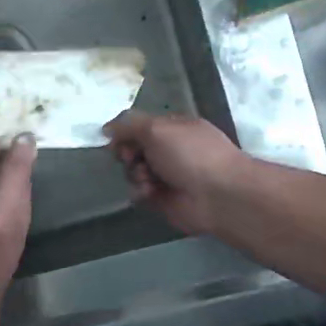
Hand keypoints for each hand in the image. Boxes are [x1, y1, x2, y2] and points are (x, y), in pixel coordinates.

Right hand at [104, 111, 251, 235]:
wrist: (218, 195)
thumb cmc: (191, 154)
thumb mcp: (158, 129)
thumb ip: (129, 125)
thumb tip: (107, 128)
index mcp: (174, 129)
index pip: (141, 127)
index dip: (126, 133)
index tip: (116, 139)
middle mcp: (170, 151)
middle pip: (134, 150)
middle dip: (128, 154)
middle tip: (131, 158)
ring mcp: (167, 176)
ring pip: (134, 172)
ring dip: (135, 174)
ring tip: (147, 179)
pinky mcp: (162, 200)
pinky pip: (139, 194)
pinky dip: (140, 192)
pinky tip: (149, 192)